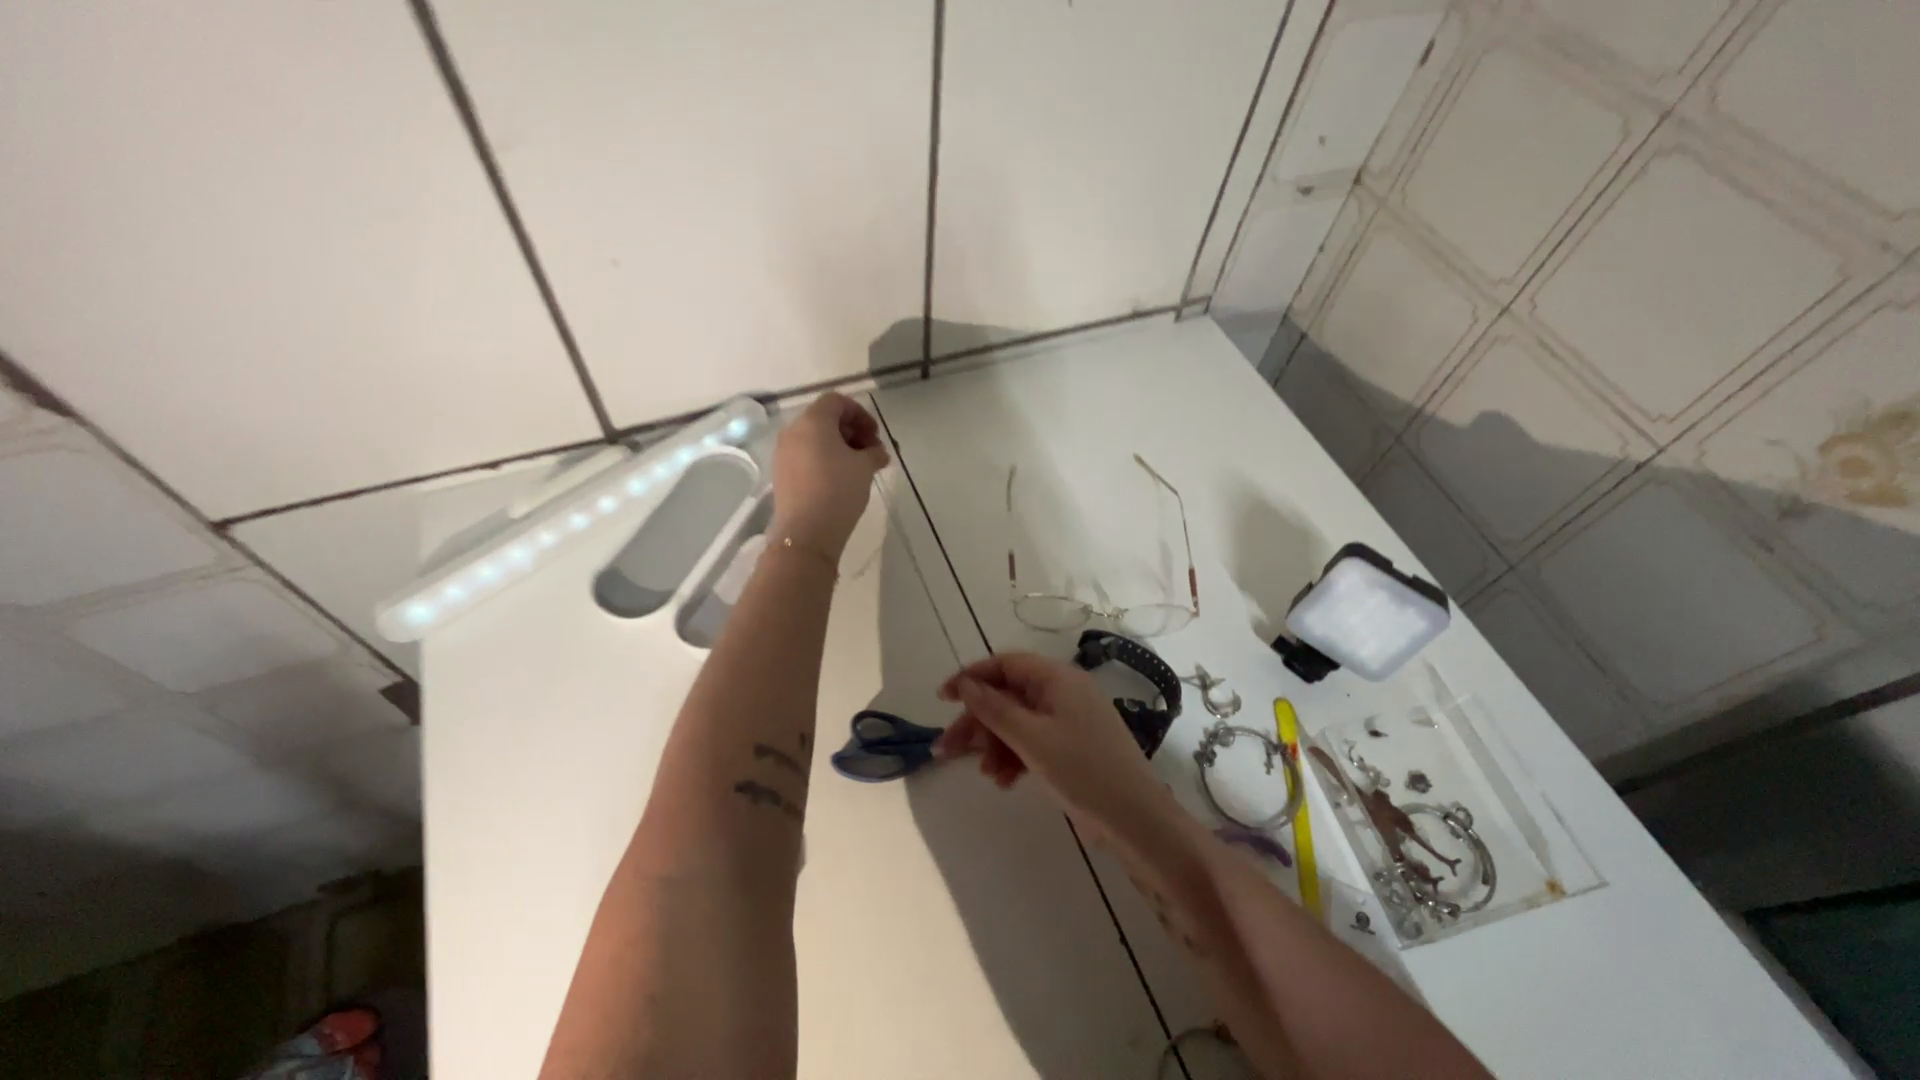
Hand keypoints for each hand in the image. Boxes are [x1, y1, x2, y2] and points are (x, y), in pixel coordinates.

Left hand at [769, 393, 890, 557]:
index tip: (875, 435)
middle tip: (871, 451)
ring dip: (838, 446)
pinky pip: (805, 455)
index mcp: (813, 421)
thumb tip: (877, 452)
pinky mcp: (781, 473)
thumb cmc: (838, 491)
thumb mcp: (864, 468)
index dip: (860, 413)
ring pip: (814, 438)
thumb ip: (874, 452)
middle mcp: (793, 431)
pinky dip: (823, 459)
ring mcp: (783, 453)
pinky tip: (839, 479)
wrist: (806, 533)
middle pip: (824, 418)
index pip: (836, 401)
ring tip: (858, 467)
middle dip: (851, 430)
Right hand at [935, 653, 1176, 839]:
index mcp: (1058, 679)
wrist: (1134, 818)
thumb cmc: (1083, 770)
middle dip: (977, 722)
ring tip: (986, 775)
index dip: (971, 678)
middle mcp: (1063, 693)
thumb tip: (965, 683)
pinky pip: (1033, 742)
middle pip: (1008, 697)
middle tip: (947, 750)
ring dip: (995, 745)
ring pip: (1017, 723)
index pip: (1005, 664)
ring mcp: (1069, 721)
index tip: (942, 699)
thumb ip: (994, 708)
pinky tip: (1004, 781)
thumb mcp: (1031, 738)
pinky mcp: (1072, 748)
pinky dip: (1015, 757)